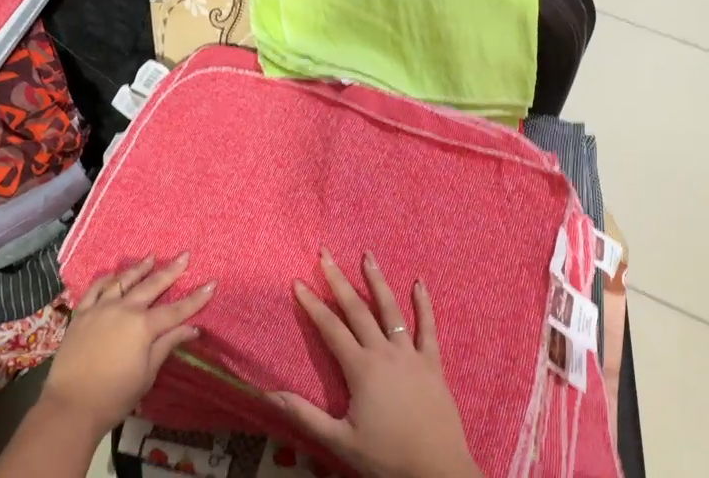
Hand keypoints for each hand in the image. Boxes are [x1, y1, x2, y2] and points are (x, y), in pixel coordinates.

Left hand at [42, 253, 215, 435]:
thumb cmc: (115, 395)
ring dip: (139, 268)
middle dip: (170, 271)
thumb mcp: (147, 373)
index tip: (211, 284)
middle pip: (151, 286)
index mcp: (143, 327)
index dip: (196, 299)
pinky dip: (107, 279)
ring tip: (152, 257)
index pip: (175, 310)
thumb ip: (167, 345)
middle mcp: (123, 309)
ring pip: (123, 281)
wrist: (72, 403)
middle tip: (184, 256)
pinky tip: (114, 274)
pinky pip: (95, 288)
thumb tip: (192, 328)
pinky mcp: (81, 313)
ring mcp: (100, 308)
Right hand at [271, 250, 479, 477]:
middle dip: (338, 280)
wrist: (439, 473)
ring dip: (377, 281)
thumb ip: (305, 415)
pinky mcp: (433, 364)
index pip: (330, 328)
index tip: (298, 281)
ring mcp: (411, 356)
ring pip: (391, 310)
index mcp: (360, 369)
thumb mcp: (340, 441)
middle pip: (357, 309)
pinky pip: (429, 329)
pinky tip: (419, 283)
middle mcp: (384, 353)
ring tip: (367, 255)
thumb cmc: (387, 458)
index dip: (312, 304)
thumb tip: (269, 394)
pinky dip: (424, 305)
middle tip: (325, 253)